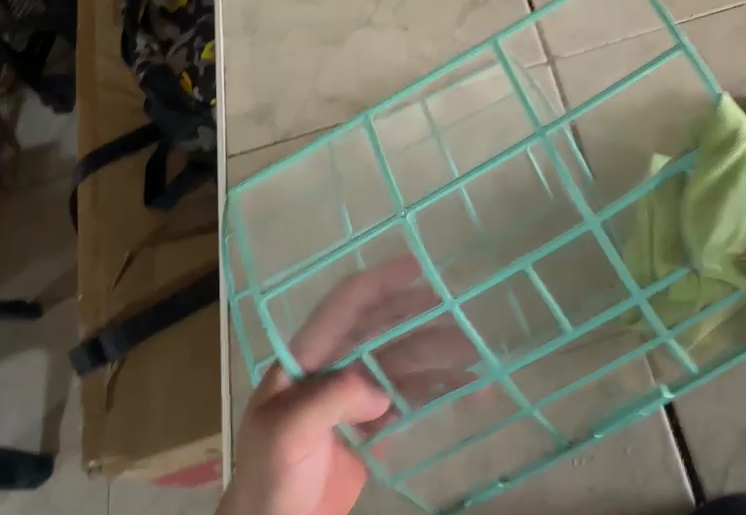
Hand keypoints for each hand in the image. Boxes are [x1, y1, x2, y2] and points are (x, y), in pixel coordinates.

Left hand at [223, 257, 479, 514]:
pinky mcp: (367, 426)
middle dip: (421, 318)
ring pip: (400, 362)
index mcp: (305, 357)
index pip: (345, 305)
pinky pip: (406, 396)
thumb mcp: (287, 433)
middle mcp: (331, 366)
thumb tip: (378, 388)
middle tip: (462, 313)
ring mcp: (350, 397)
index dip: (381, 282)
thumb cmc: (271, 478)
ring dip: (436, 355)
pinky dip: (436, 390)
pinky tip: (464, 389)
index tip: (419, 266)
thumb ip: (329, 399)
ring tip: (475, 354)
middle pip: (382, 329)